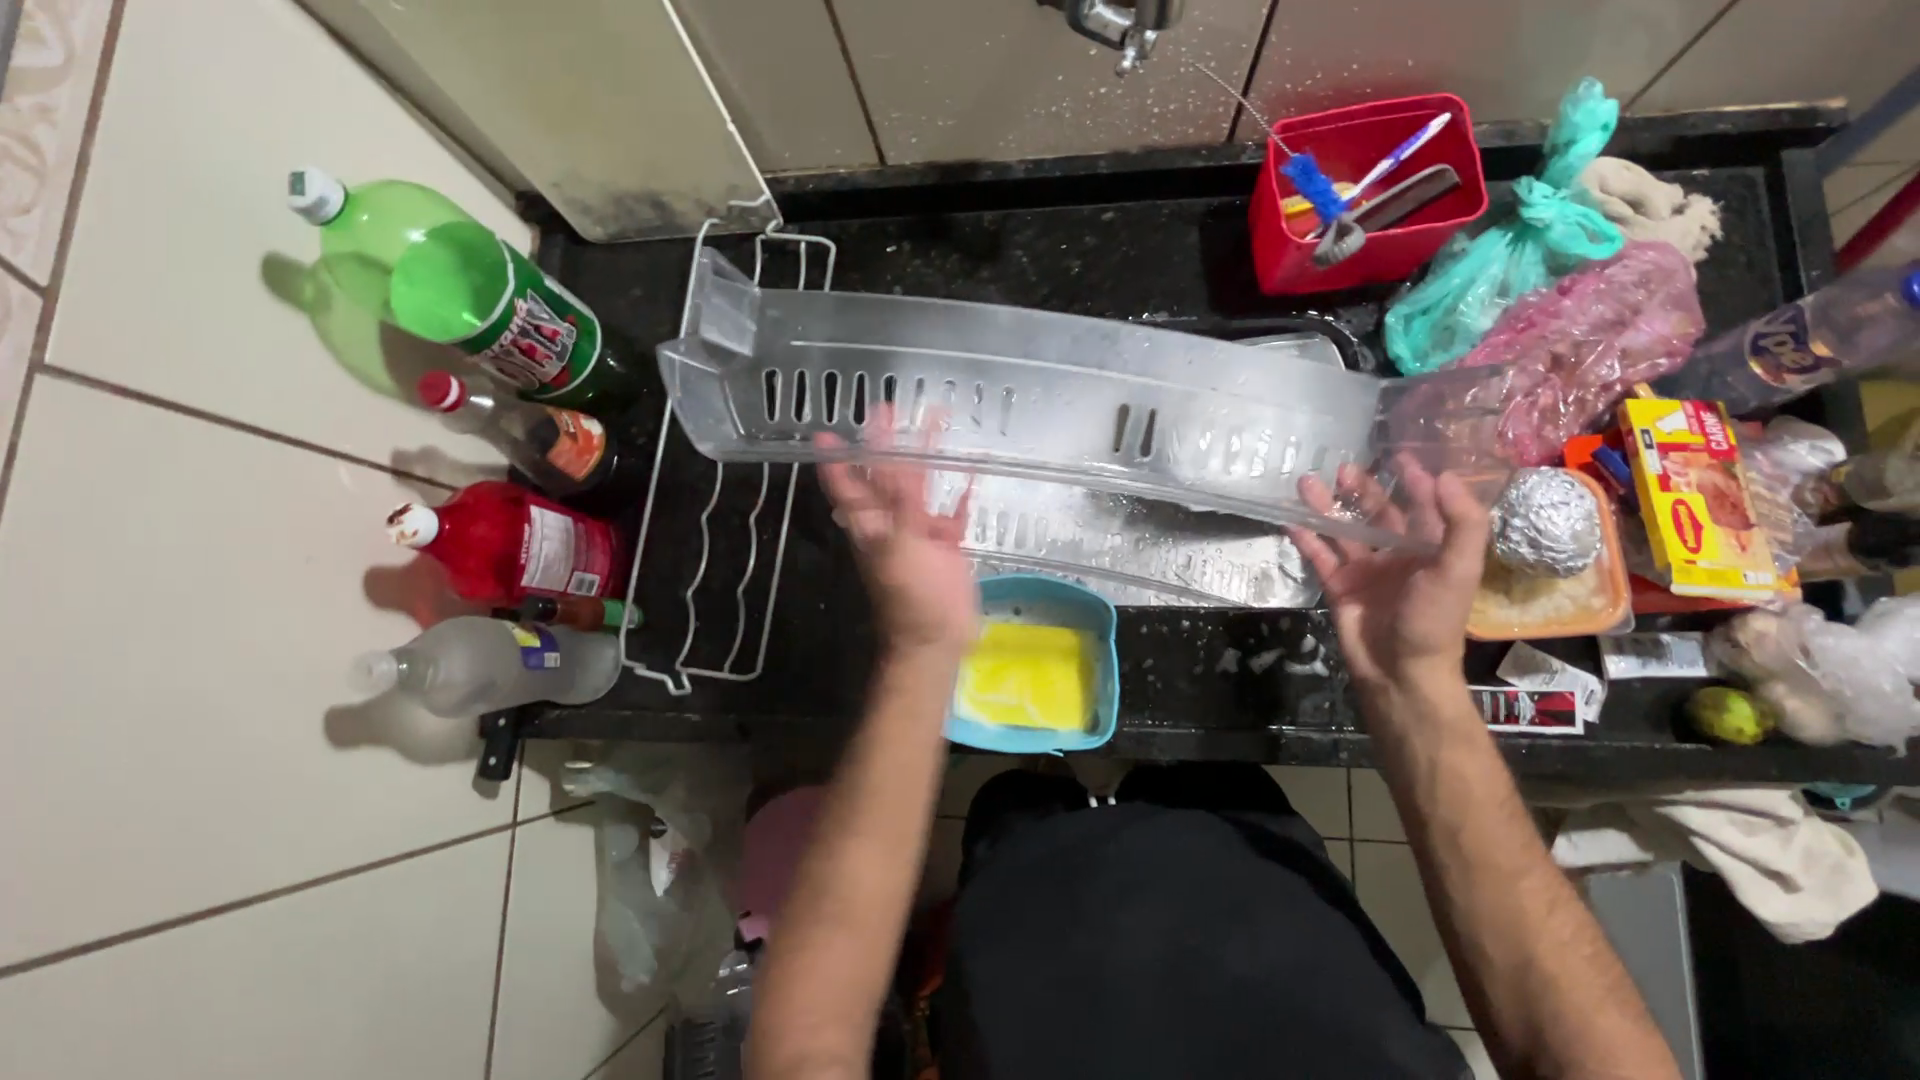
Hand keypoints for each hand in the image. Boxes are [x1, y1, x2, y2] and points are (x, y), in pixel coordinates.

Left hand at [816, 408, 979, 657]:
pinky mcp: (946, 545)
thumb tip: (893, 459)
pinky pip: (953, 511)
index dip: (836, 460)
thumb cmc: (910, 596)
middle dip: (885, 444)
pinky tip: (969, 472)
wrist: (936, 640)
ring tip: (935, 421)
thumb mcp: (898, 546)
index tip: (825, 433)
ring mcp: (919, 534)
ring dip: (925, 457)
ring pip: (920, 487)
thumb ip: (899, 502)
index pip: (846, 485)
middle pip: (885, 476)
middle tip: (887, 408)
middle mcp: (890, 523)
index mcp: (869, 524)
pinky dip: (960, 493)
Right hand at [1285, 461, 1488, 697]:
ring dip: (1327, 507)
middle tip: (1344, 468)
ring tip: (1307, 483)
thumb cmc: (1433, 620)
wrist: (1398, 670)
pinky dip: (1306, 538)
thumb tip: (1446, 476)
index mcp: (1432, 550)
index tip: (1400, 457)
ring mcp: (1365, 571)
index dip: (1415, 481)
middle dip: (1362, 490)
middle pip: (1378, 514)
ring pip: (1344, 531)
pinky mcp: (1338, 586)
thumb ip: (1460, 523)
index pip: (1425, 507)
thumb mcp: (1457, 569)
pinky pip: (1320, 556)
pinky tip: (1291, 519)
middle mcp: (1398, 556)